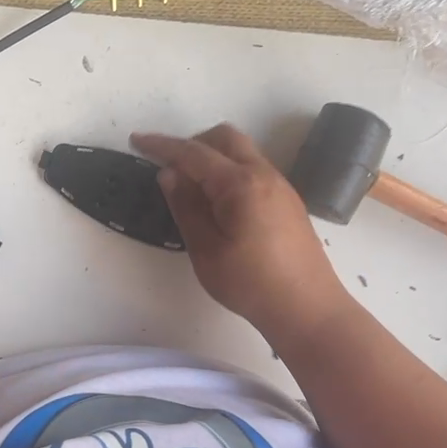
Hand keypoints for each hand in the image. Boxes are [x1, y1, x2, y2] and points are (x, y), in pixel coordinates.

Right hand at [131, 124, 356, 343]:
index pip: (194, 153)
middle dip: (193, 143)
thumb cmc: (251, 283)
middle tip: (170, 167)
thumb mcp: (206, 250)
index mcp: (240, 184)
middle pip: (225, 137)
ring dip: (213, 157)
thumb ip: (186, 207)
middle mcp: (264, 175)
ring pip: (242, 151)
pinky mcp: (286, 201)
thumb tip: (169, 174)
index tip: (137, 140)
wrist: (309, 310)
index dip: (162, 145)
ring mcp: (280, 186)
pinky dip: (229, 171)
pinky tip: (219, 203)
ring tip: (192, 189)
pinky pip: (253, 169)